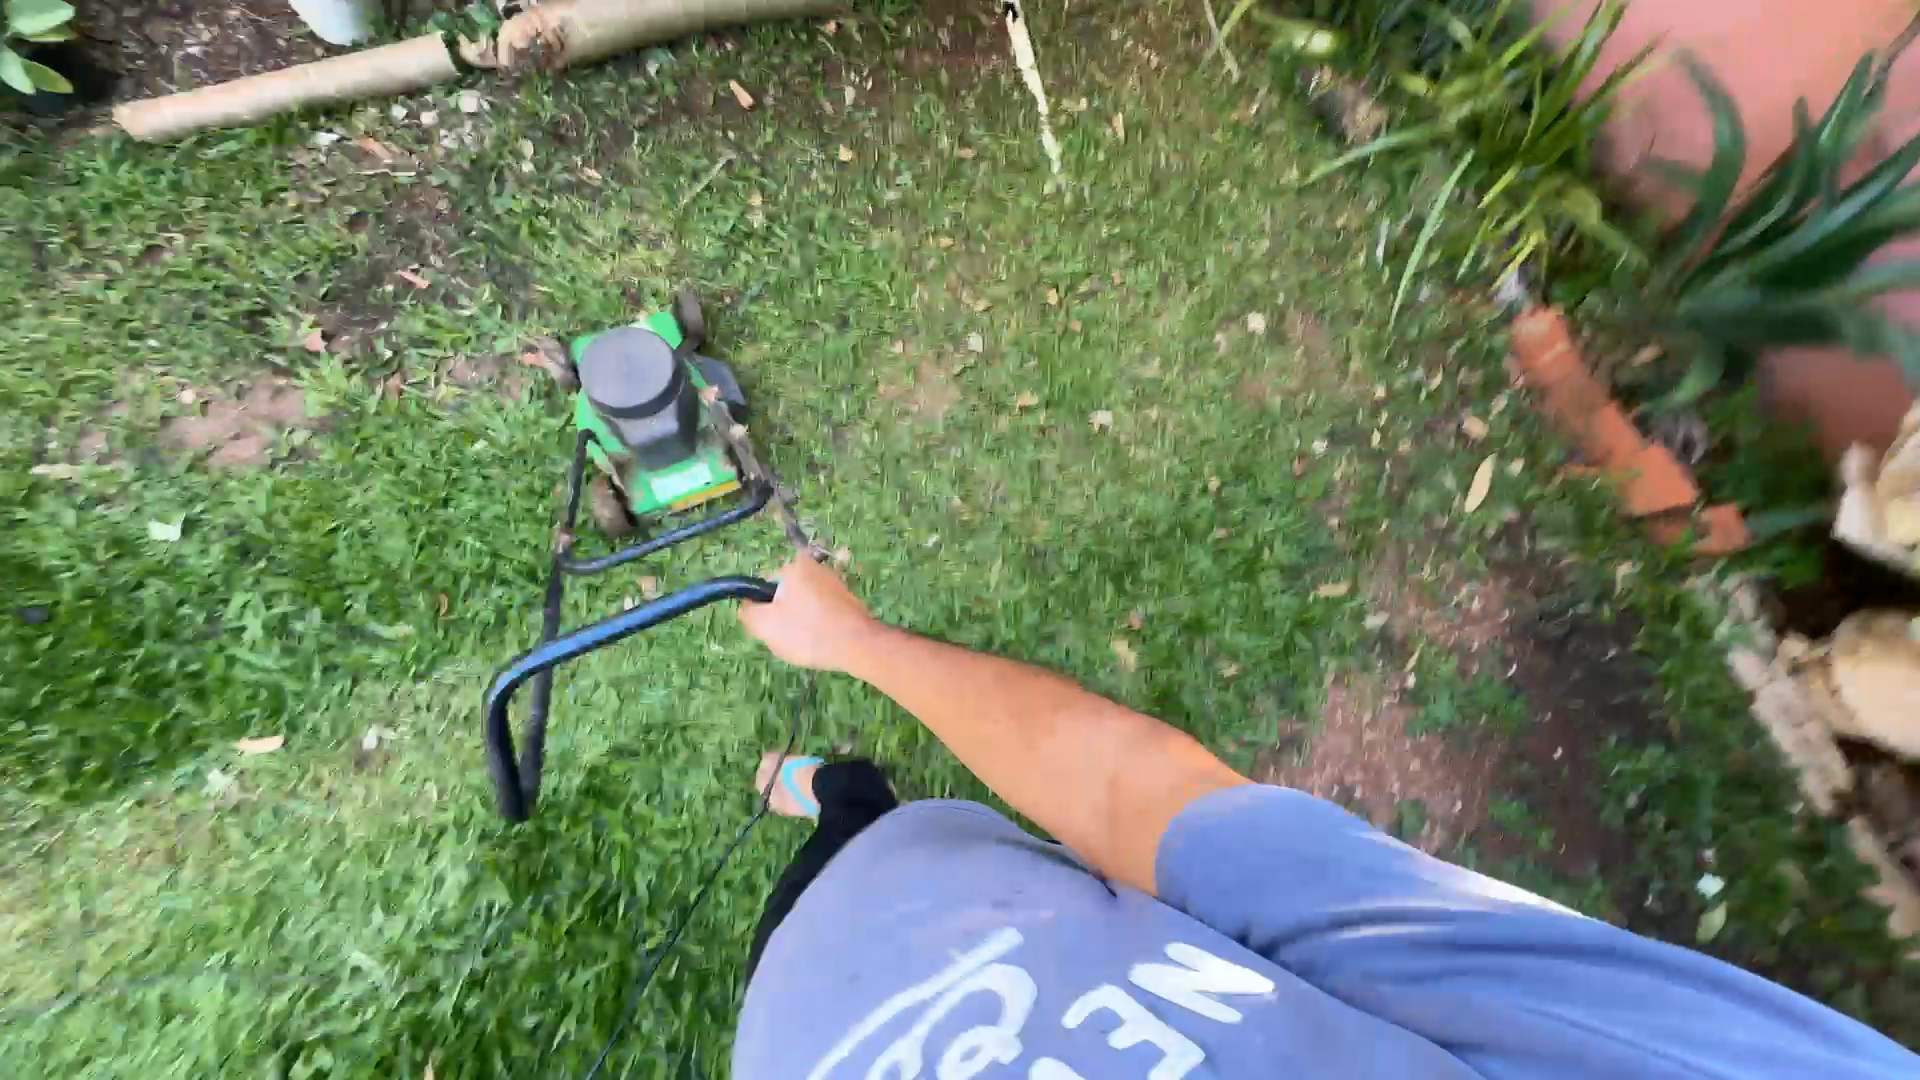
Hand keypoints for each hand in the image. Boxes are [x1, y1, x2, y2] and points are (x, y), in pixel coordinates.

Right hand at [739, 555, 883, 671]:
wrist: (857, 645)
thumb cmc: (807, 632)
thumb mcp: (764, 625)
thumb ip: (748, 612)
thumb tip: (748, 605)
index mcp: (796, 566)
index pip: (766, 587)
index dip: (765, 609)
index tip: (773, 626)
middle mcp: (818, 568)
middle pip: (786, 597)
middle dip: (785, 618)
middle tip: (791, 637)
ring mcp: (836, 584)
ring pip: (805, 608)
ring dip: (803, 625)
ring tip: (809, 641)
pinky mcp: (849, 602)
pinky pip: (823, 614)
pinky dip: (820, 627)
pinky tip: (824, 641)